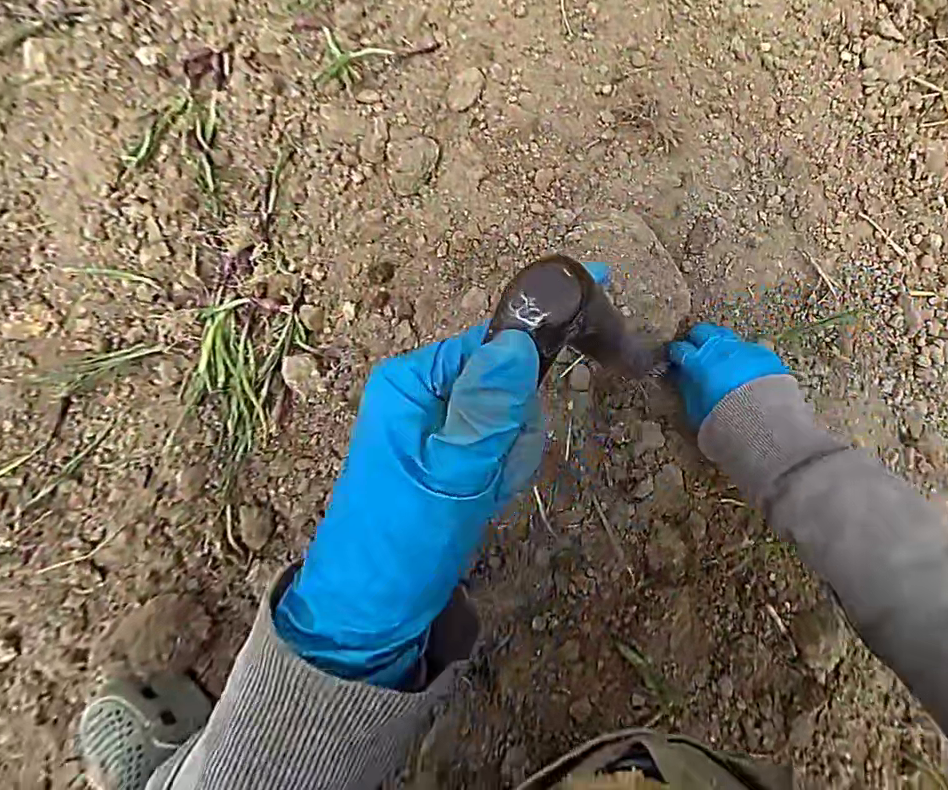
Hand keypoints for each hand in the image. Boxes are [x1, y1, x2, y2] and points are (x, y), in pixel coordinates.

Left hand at [276, 264, 607, 685]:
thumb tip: (519, 341)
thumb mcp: (453, 472)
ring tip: (487, 487)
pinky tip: (485, 493)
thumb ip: (488, 407)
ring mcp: (441, 417)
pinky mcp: (454, 445)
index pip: (493, 341)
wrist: (373, 611)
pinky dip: (506, 464)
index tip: (575, 336)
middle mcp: (426, 387)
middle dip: (518, 422)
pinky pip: (503, 438)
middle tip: (499, 466)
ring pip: (514, 410)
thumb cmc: (404, 538)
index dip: (534, 349)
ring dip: (513, 449)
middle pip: (510, 376)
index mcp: (415, 378)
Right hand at [666, 323, 790, 428]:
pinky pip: (748, 344)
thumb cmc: (723, 417)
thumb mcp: (695, 410)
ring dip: (718, 340)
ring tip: (718, 352)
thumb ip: (687, 390)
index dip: (675, 352)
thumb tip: (683, 378)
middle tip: (694, 349)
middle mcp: (716, 348)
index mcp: (696, 362)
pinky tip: (745, 360)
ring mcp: (740, 346)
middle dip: (695, 338)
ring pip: (723, 332)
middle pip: (700, 331)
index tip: (674, 357)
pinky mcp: (760, 351)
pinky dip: (743, 351)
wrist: (761, 416)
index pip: (679, 349)